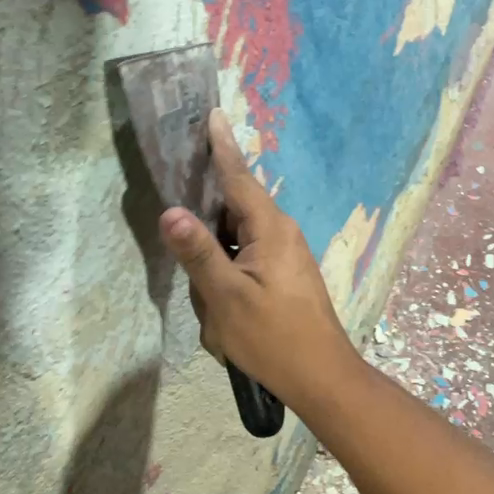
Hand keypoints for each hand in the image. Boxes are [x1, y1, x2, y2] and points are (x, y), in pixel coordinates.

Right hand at [157, 109, 357, 400]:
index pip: (238, 177)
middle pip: (230, 211)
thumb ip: (198, 252)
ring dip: (215, 273)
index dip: (221, 147)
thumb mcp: (226, 297)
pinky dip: (227, 281)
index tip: (212, 114)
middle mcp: (280, 233)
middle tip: (195, 271)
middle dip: (205, 237)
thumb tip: (170, 212)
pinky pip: (244, 263)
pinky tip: (223, 315)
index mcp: (270, 228)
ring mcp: (283, 255)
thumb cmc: (274, 338)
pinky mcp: (282, 276)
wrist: (322, 379)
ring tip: (216, 314)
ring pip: (233, 244)